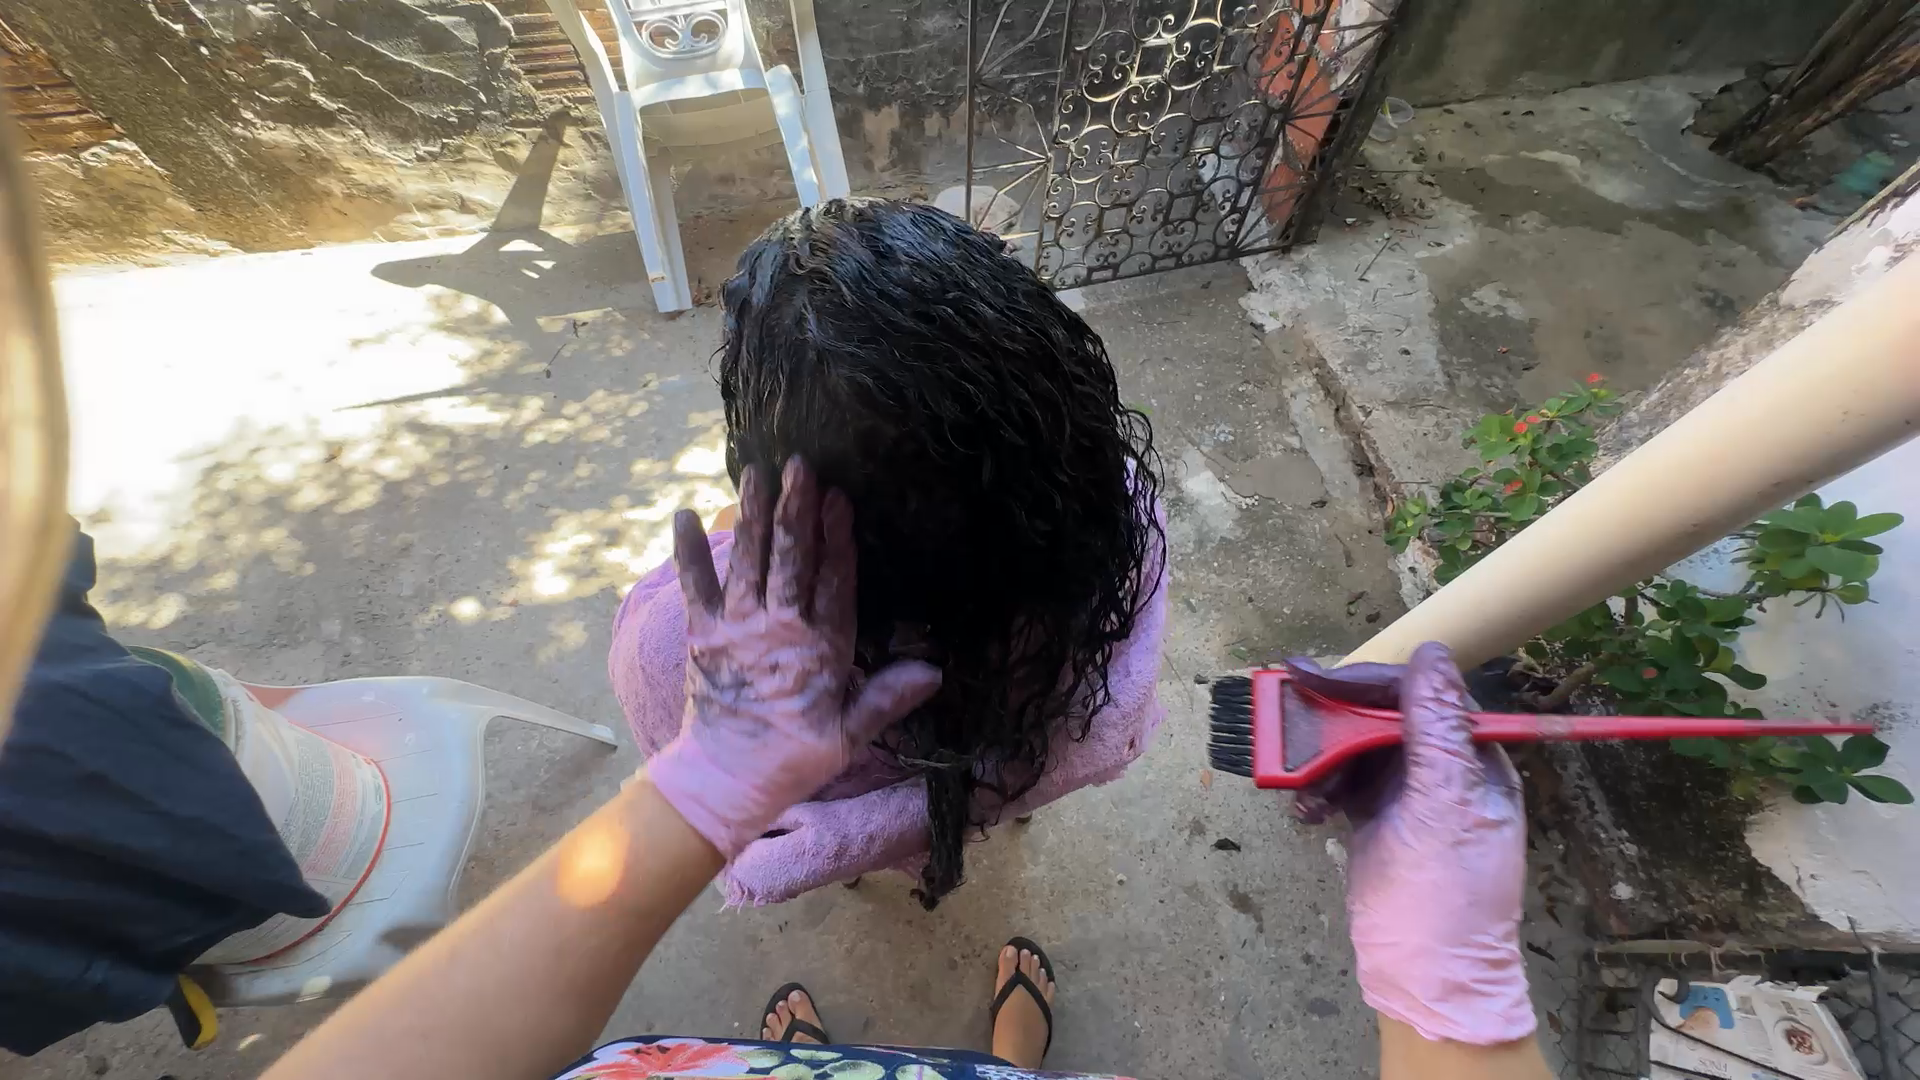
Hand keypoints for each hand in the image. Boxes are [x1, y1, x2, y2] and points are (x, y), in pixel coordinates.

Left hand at [646, 457, 942, 856]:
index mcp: (819, 651)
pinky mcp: (703, 635)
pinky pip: (696, 587)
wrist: (724, 781)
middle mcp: (778, 631)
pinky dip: (690, 551)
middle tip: (801, 466)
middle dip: (796, 511)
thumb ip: (888, 698)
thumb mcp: (850, 735)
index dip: (837, 540)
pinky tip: (684, 513)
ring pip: (749, 562)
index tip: (840, 499)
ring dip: (753, 515)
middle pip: (790, 561)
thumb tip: (935, 671)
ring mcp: (736, 630)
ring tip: (757, 471)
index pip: (833, 584)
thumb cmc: (795, 757)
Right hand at [1283, 642, 1534, 1045]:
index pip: (1415, 694)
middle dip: (1330, 723)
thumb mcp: (1442, 805)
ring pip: (1348, 741)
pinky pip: (1335, 774)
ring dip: (1317, 760)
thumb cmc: (1445, 894)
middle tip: (1282, 717)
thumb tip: (1432, 654)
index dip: (1362, 681)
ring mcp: (1401, 786)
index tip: (1309, 676)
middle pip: (1374, 714)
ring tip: (1305, 792)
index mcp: (1469, 757)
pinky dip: (1315, 787)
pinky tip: (1308, 811)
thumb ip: (1435, 729)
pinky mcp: (1370, 806)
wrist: (1422, 972)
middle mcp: (1436, 764)